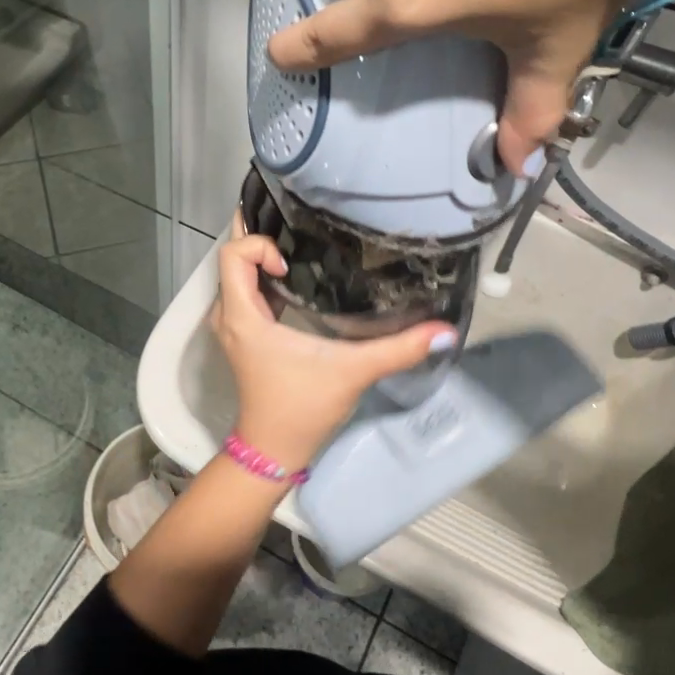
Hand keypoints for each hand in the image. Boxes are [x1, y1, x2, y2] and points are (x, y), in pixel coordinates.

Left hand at [209, 214, 455, 472]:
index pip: (232, 255)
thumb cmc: (302, 408)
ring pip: (240, 276)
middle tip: (300, 225)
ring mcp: (235, 326)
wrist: (274, 449)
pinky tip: (299, 275)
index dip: (259, 245)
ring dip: (264, 259)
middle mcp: (230, 315)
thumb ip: (397, 349)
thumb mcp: (352, 372)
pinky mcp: (245, 335)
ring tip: (304, 244)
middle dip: (263, 239)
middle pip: (235, 260)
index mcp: (243, 316)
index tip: (291, 261)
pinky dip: (265, 279)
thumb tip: (444, 331)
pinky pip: (247, 292)